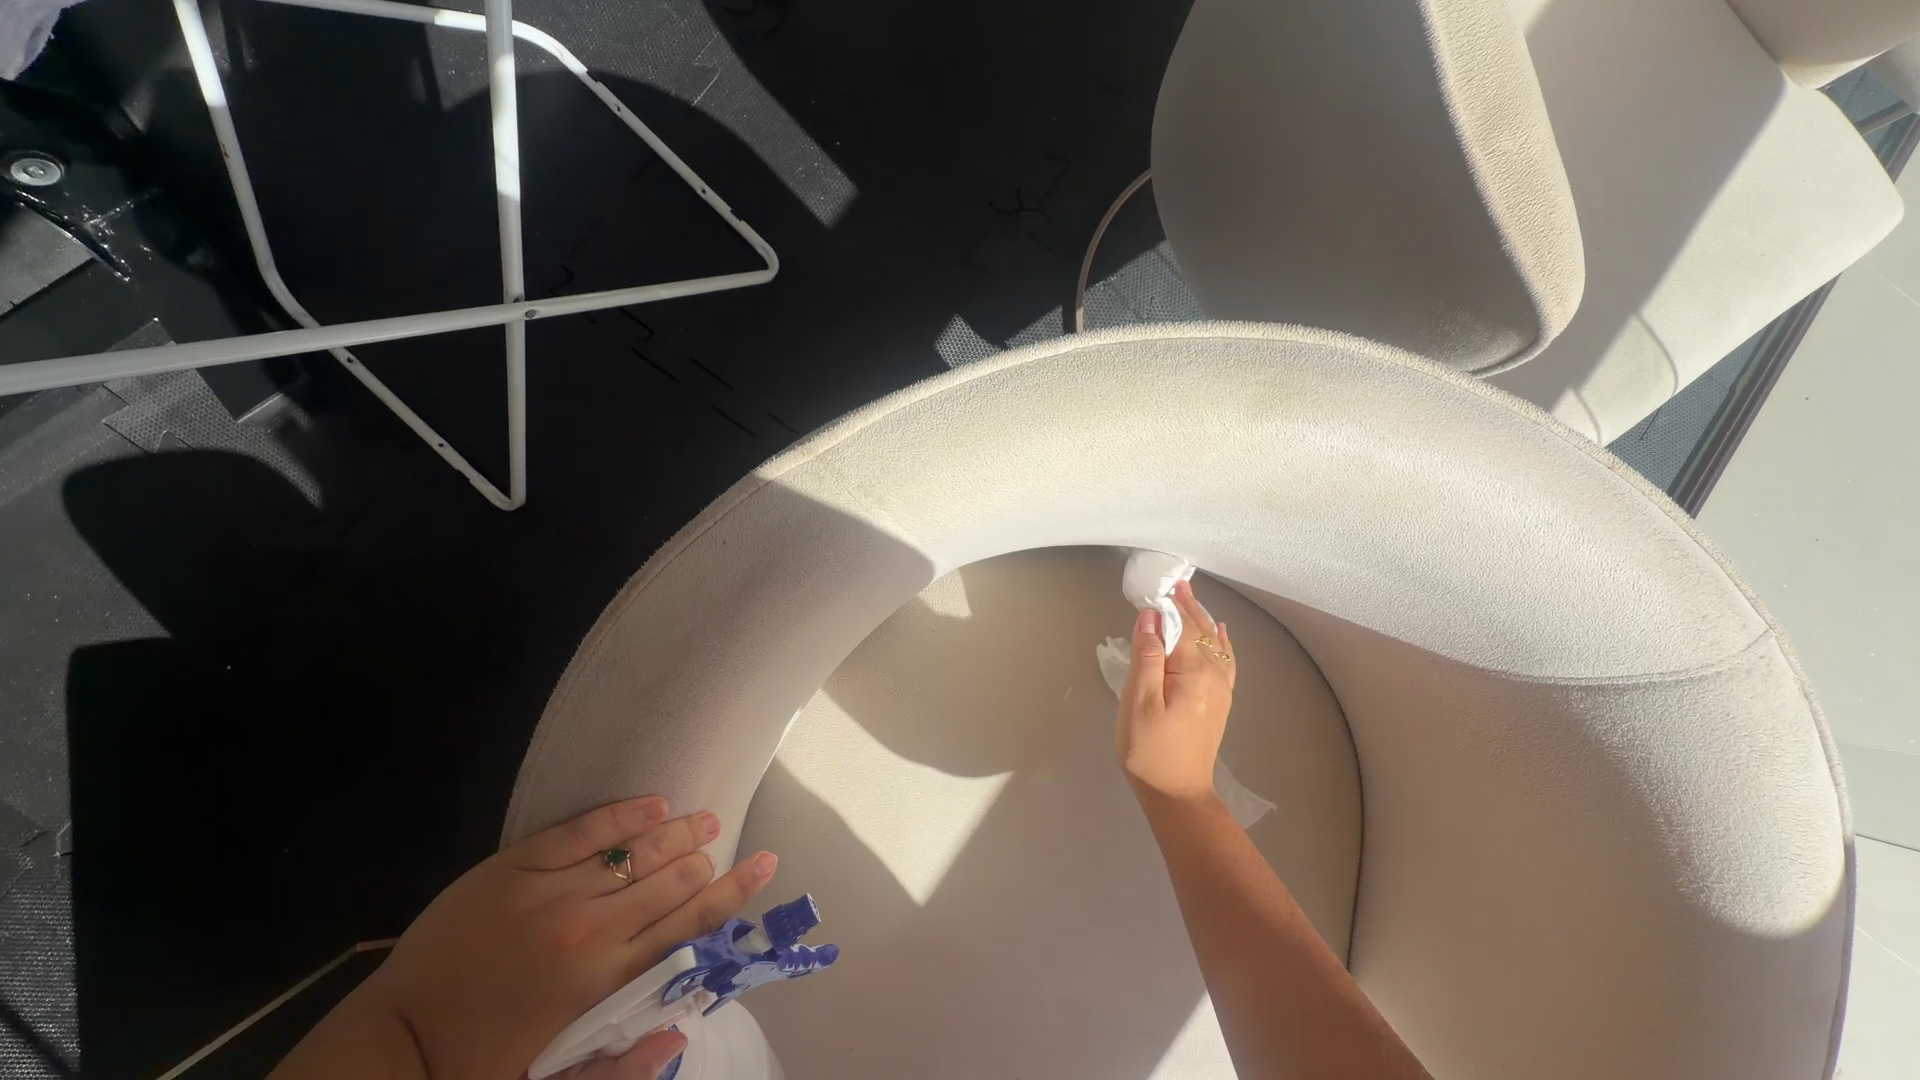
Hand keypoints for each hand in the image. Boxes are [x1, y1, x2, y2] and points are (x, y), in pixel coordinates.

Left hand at [280, 797, 778, 1079]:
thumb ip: (622, 1063)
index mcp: (604, 979)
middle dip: (703, 860)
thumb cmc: (480, 1065)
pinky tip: (653, 803)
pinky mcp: (517, 865)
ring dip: (677, 833)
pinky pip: (585, 828)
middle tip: (720, 845)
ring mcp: (552, 889)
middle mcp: (589, 926)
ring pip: (635, 850)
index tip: (765, 863)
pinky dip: (625, 814)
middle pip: (669, 880)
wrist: (394, 1040)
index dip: (732, 891)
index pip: (687, 924)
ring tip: (704, 819)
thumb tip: (684, 1029)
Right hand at [1116, 579, 1235, 801]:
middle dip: (1189, 606)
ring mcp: (1222, 690)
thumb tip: (1153, 616)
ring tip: (1190, 600)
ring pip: (1215, 644)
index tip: (1160, 583)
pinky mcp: (1220, 702)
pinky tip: (1220, 633)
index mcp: (1195, 671)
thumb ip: (1148, 655)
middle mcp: (1215, 675)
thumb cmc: (1150, 748)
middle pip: (1203, 631)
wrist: (1176, 793)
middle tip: (1175, 583)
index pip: (1185, 626)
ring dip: (1202, 620)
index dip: (1172, 604)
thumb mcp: (1139, 700)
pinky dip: (1221, 642)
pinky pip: (1225, 660)